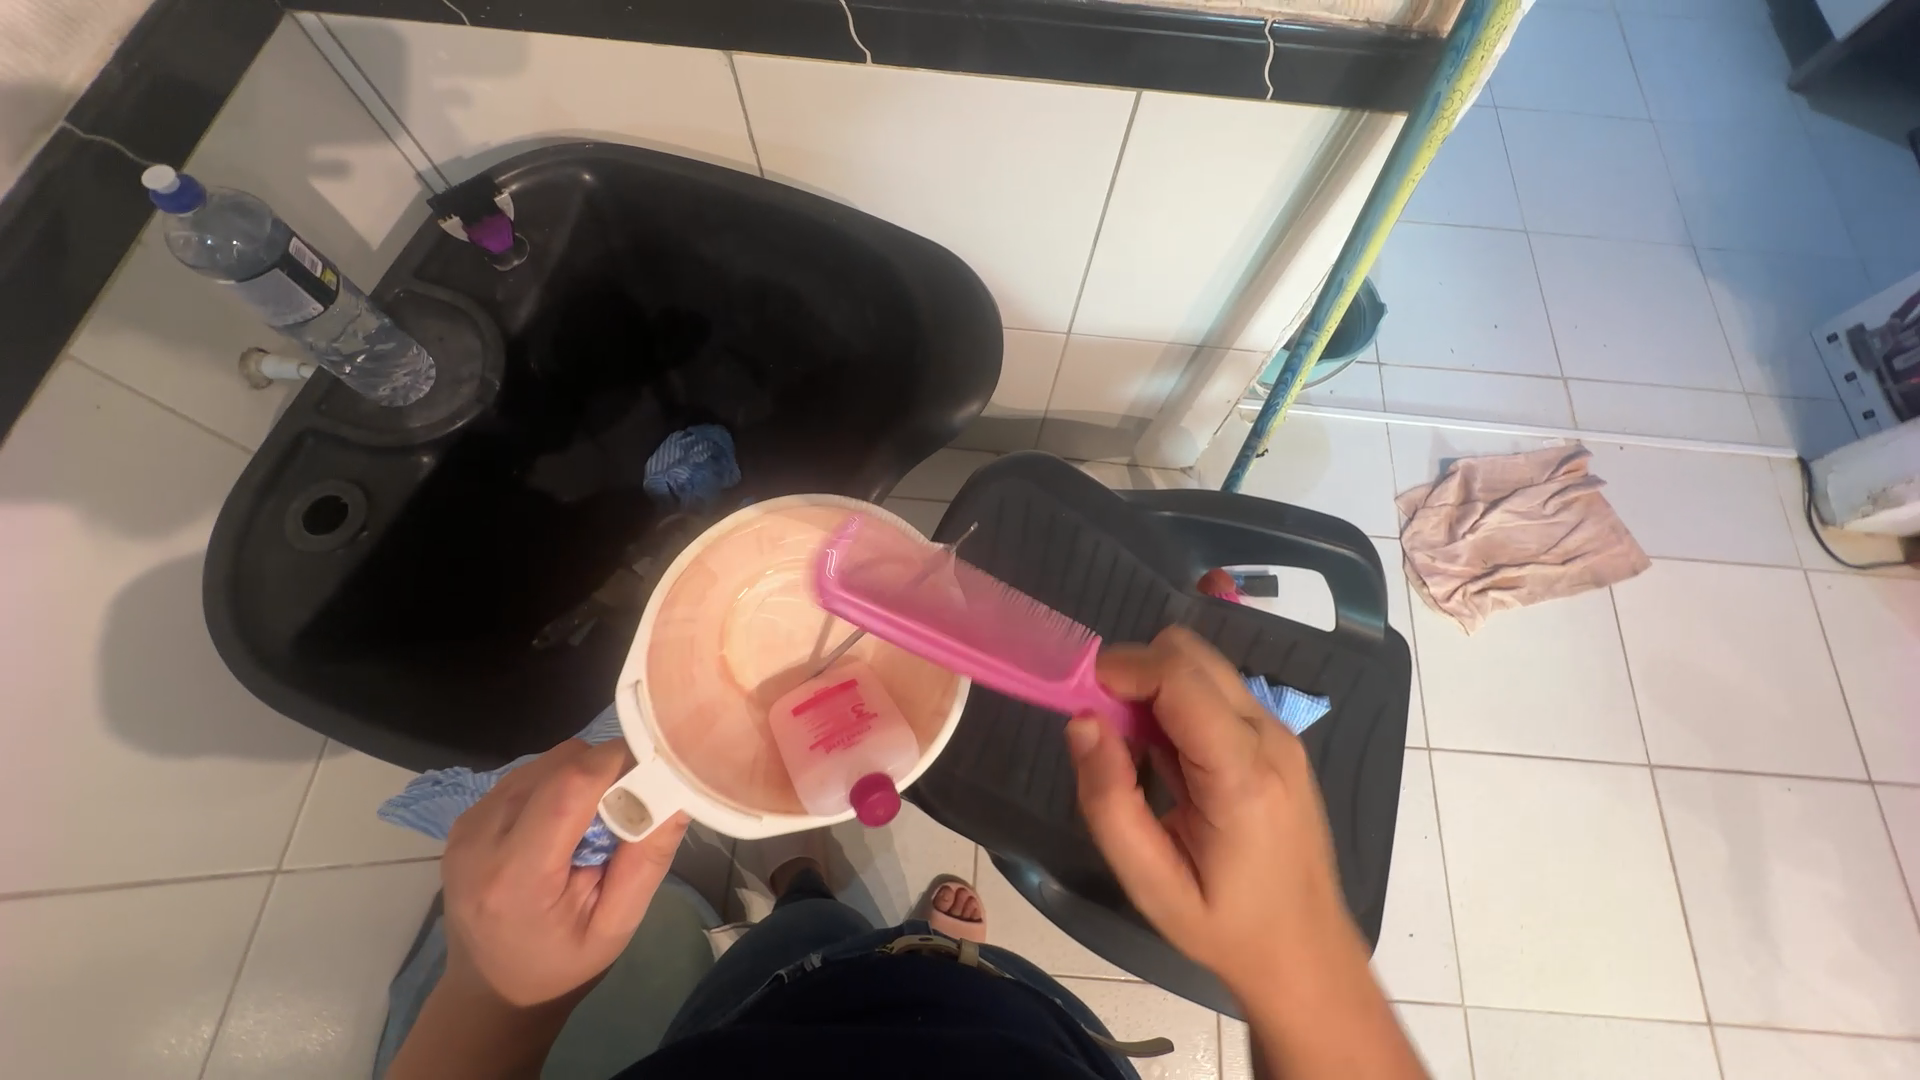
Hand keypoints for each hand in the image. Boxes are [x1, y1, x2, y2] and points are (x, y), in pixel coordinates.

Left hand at [440, 738, 689, 1008]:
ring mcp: (467, 826)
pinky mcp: (467, 818)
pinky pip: (529, 774)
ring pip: (547, 761)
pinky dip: (560, 783)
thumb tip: (679, 795)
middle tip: (628, 808)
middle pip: (561, 764)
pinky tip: (566, 822)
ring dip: (583, 776)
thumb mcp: (618, 924)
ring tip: (595, 821)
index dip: (619, 763)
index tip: (653, 775)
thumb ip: (647, 859)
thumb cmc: (562, 965)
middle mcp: (480, 840)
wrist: (492, 993)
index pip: (571, 783)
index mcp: (516, 876)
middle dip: (606, 770)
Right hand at [1066, 627, 1363, 997]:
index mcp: (1243, 775)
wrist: (1307, 956)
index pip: (1178, 676)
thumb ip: (1108, 799)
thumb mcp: (1149, 881)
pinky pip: (1214, 689)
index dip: (1121, 669)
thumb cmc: (1225, 926)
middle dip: (1133, 672)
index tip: (1080, 698)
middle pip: (1190, 654)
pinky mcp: (1276, 738)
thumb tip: (1081, 721)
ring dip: (1153, 686)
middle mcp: (1270, 737)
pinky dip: (1175, 701)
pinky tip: (1167, 756)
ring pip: (1201, 664)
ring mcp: (1279, 733)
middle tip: (1104, 727)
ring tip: (1134, 749)